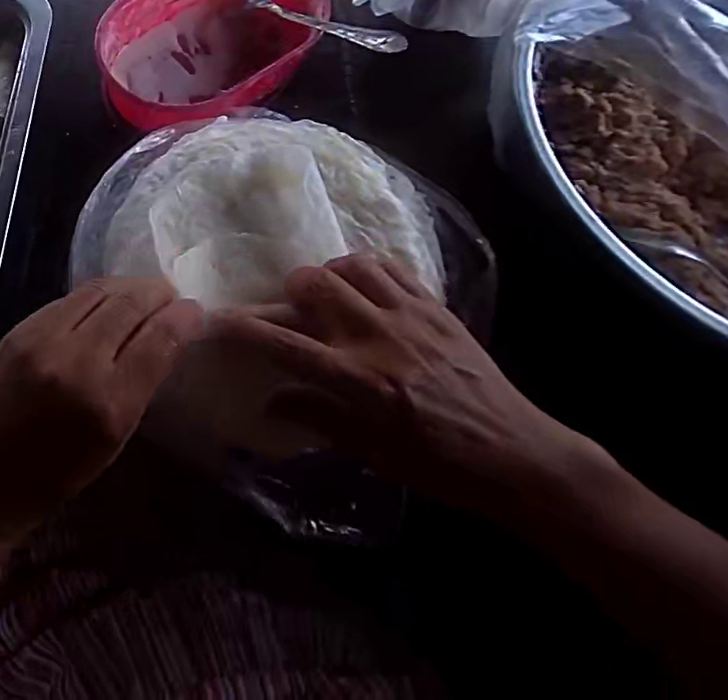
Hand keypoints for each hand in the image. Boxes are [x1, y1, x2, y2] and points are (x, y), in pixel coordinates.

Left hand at [0, 279, 200, 540]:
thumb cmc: (61, 471)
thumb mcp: (118, 436)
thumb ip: (146, 380)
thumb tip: (174, 331)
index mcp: (108, 403)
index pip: (159, 338)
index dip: (184, 317)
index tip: (196, 311)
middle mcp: (75, 363)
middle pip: (131, 304)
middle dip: (160, 293)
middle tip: (173, 296)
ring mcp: (42, 341)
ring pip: (101, 290)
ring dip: (131, 286)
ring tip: (146, 292)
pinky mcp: (21, 330)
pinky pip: (72, 298)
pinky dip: (99, 294)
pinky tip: (109, 301)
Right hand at [210, 255, 612, 517]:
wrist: (509, 449)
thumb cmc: (435, 462)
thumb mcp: (371, 451)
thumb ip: (318, 417)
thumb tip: (271, 397)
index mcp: (356, 380)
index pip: (284, 344)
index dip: (243, 328)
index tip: (218, 318)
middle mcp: (376, 337)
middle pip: (315, 284)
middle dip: (291, 288)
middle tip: (293, 305)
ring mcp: (408, 314)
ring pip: (351, 265)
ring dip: (329, 272)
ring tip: (329, 291)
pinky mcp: (434, 304)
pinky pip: (391, 266)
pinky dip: (367, 267)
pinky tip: (365, 284)